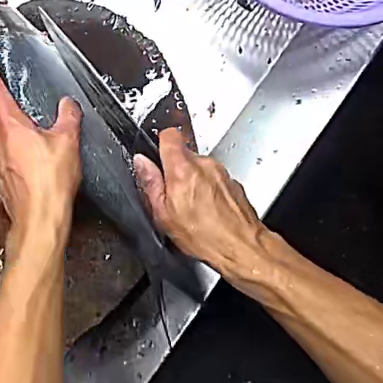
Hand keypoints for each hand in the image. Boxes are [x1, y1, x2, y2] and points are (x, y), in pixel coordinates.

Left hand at [0, 60, 80, 242]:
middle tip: (9, 96)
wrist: (40, 222)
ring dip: (14, 132)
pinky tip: (33, 159)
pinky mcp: (3, 180)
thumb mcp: (67, 142)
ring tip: (30, 131)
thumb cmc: (49, 185)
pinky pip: (8, 158)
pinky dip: (18, 153)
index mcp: (11, 128)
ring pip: (3, 138)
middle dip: (4, 105)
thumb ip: (68, 118)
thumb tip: (68, 106)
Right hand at [134, 128, 270, 274]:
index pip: (169, 135)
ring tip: (192, 208)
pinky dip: (208, 190)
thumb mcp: (163, 214)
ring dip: (193, 181)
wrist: (242, 247)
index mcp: (182, 169)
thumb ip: (150, 183)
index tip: (158, 157)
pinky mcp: (233, 182)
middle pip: (184, 154)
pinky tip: (207, 211)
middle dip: (176, 170)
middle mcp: (204, 164)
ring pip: (200, 167)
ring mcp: (221, 172)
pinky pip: (214, 179)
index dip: (161, 143)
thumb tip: (141, 163)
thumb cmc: (205, 236)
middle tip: (173, 195)